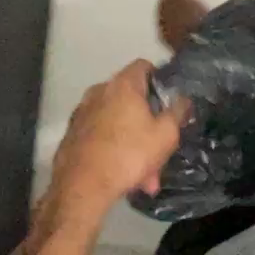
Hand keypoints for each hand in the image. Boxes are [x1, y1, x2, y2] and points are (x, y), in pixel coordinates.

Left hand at [47, 60, 191, 216]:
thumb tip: (183, 99)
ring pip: (116, 122)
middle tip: (158, 151)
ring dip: (132, 142)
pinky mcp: (71, 135)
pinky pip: (99, 135)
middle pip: (130, 99)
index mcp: (123, 84)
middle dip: (148, 125)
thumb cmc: (128, 154)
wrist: (80, 188)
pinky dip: (112, 148)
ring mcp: (82, 112)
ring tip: (144, 177)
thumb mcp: (165, 135)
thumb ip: (178, 112)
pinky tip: (121, 176)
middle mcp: (100, 91)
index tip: (167, 102)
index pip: (144, 66)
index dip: (159, 80)